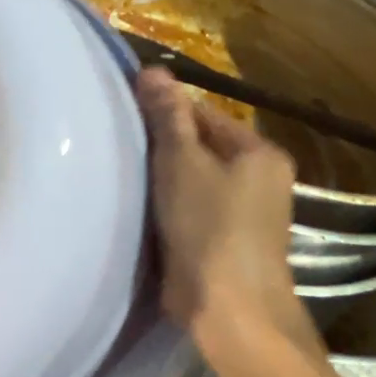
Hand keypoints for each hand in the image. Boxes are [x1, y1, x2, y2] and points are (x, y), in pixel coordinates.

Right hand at [137, 68, 317, 355]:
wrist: (228, 306)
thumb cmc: (207, 224)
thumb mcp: (181, 160)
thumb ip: (167, 115)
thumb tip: (154, 70)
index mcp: (259, 152)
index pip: (201, 111)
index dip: (161, 111)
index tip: (121, 114)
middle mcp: (259, 176)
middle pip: (196, 142)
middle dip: (159, 142)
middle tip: (116, 139)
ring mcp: (243, 209)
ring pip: (190, 173)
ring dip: (158, 172)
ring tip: (122, 168)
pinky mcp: (223, 235)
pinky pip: (188, 201)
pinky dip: (165, 198)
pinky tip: (138, 200)